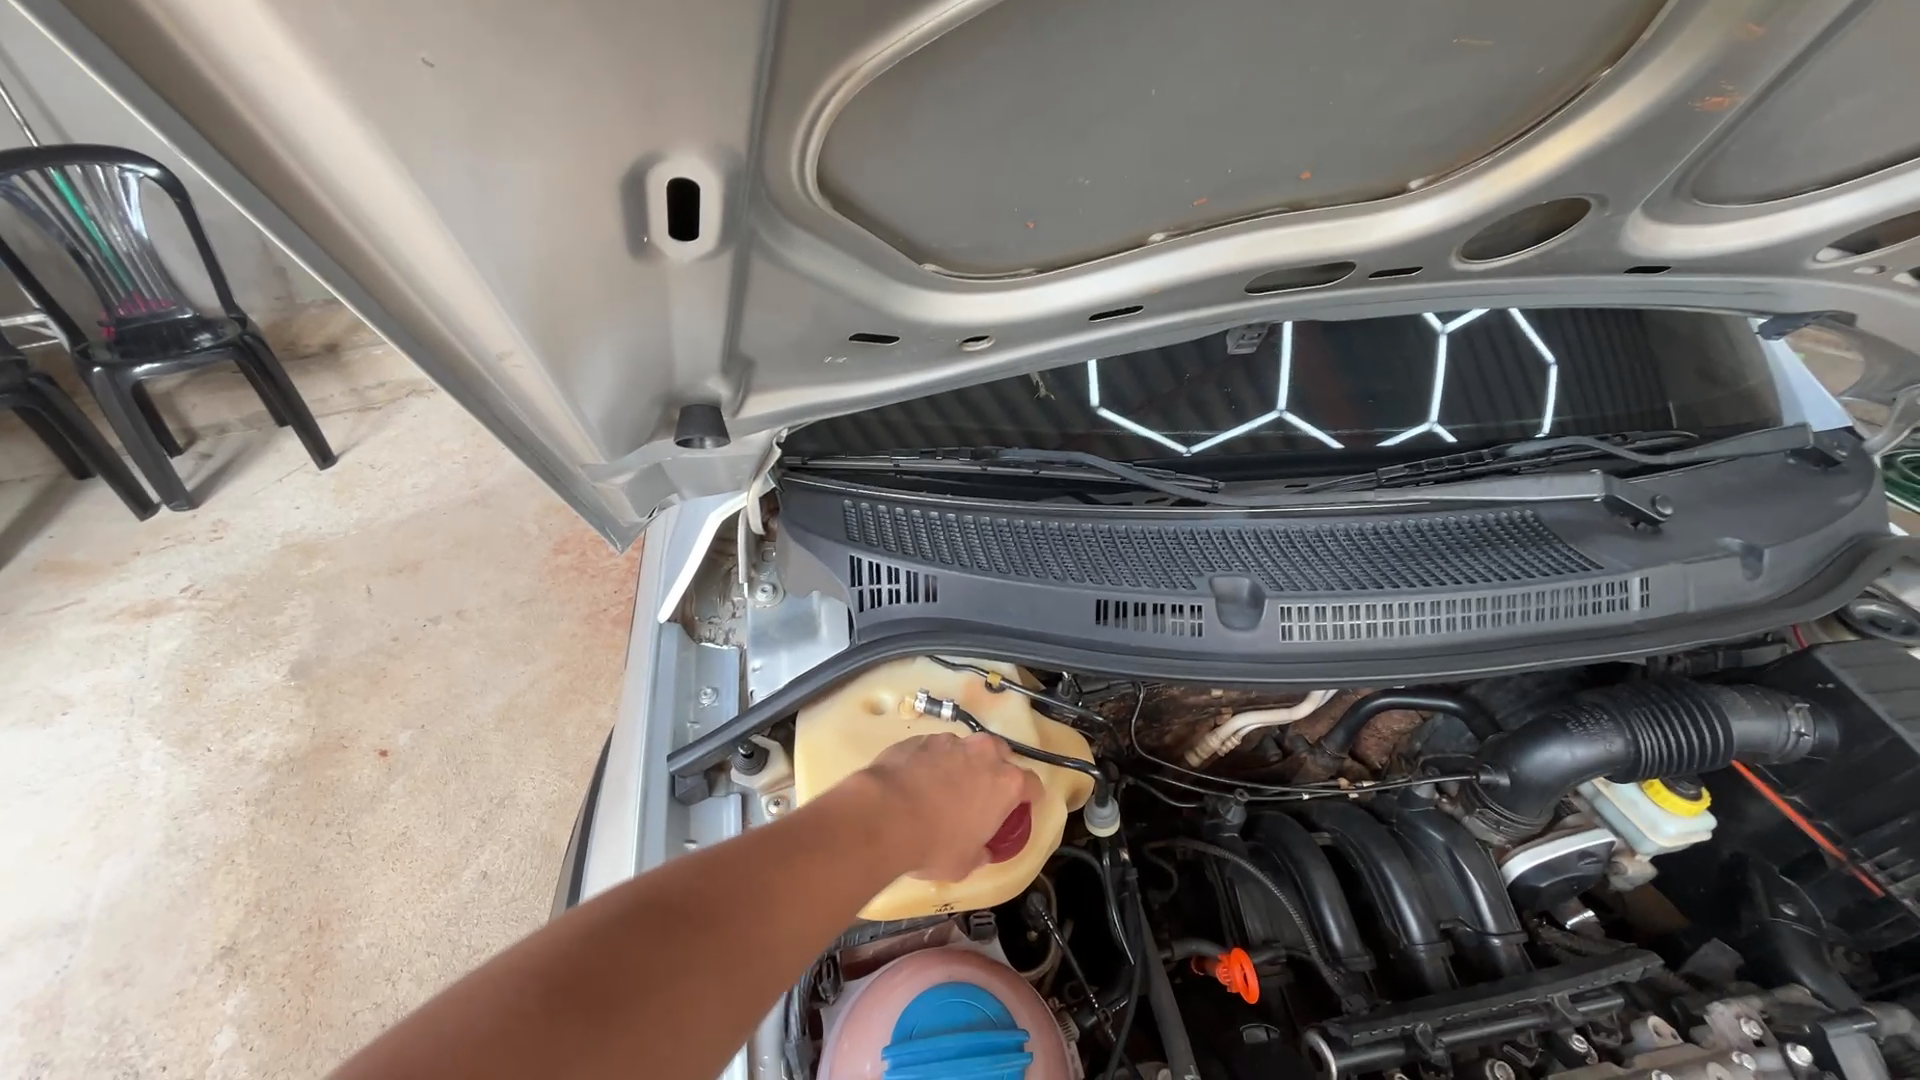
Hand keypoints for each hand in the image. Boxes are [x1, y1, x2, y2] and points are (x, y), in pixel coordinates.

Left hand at [859, 733, 1045, 882]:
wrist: (884, 816)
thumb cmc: (934, 845)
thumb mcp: (964, 863)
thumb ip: (980, 852)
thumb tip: (981, 851)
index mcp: (1006, 783)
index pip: (1032, 784)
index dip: (1028, 798)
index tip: (1021, 807)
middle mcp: (982, 754)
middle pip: (1001, 755)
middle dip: (995, 770)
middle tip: (981, 794)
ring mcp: (950, 742)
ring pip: (965, 749)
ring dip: (960, 764)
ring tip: (942, 788)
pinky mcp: (919, 738)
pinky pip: (933, 749)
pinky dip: (930, 761)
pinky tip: (915, 781)